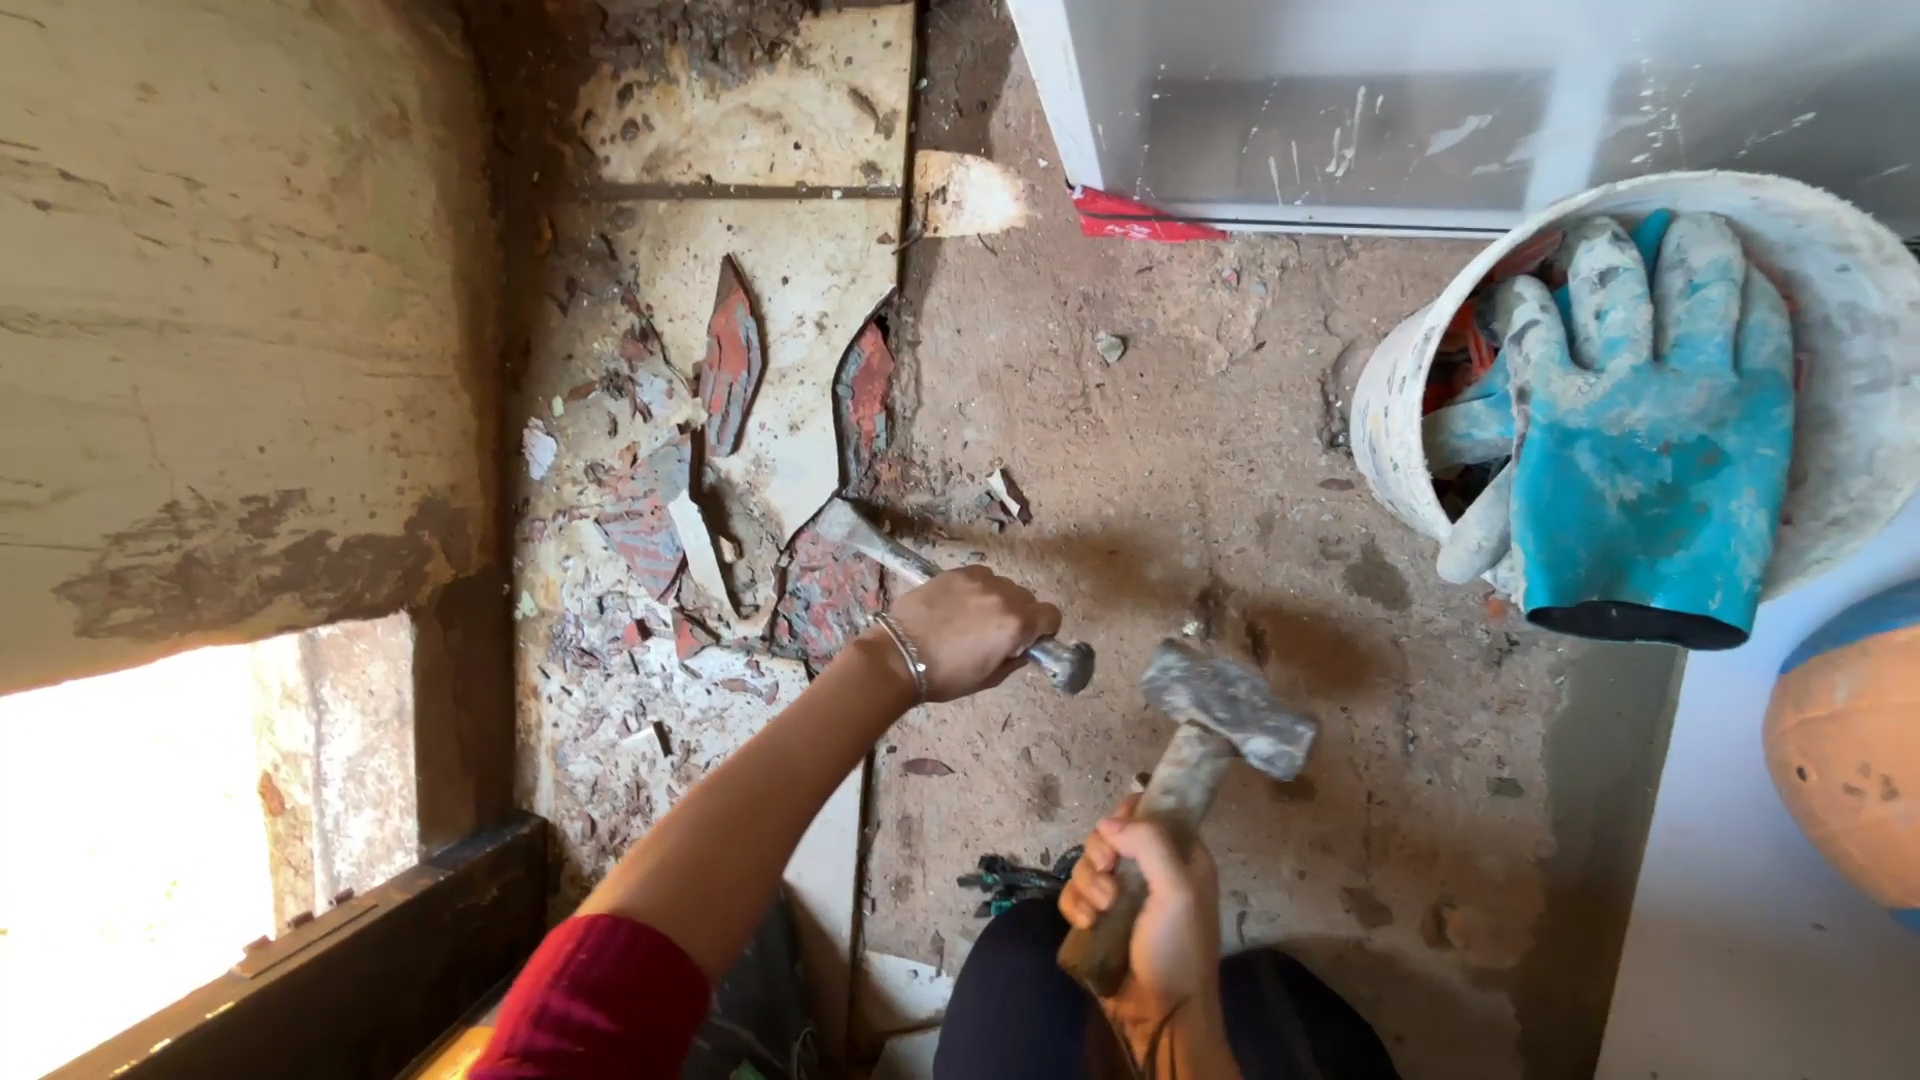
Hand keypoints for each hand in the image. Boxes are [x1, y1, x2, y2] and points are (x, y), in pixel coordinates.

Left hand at [868, 565, 1060, 702]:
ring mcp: (979, 580)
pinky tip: (957, 605)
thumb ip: (1016, 659)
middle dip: (1020, 614)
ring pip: (1003, 586)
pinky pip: (980, 577)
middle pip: (1028, 598)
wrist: (899, 655)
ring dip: (998, 600)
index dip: (1043, 629)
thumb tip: (1023, 647)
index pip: (1052, 615)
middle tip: (996, 633)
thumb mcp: (989, 678)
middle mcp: (1004, 596)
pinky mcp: (956, 572)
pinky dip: (977, 589)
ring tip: (972, 618)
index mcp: (1017, 624)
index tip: (1028, 640)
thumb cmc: (945, 675)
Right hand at [1059, 795, 1221, 1033]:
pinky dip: (1076, 905)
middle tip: (1107, 874)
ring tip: (1101, 910)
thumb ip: (1148, 844)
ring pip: (1088, 864)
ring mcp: (1124, 895)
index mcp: (1181, 856)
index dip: (1127, 815)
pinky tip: (1088, 924)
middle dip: (1100, 853)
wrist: (1162, 1017)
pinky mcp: (1100, 918)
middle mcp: (1152, 870)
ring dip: (1088, 883)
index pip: (1149, 812)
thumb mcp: (1176, 891)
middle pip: (1110, 835)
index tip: (1117, 833)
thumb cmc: (1178, 948)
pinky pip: (1075, 894)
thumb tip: (1107, 823)